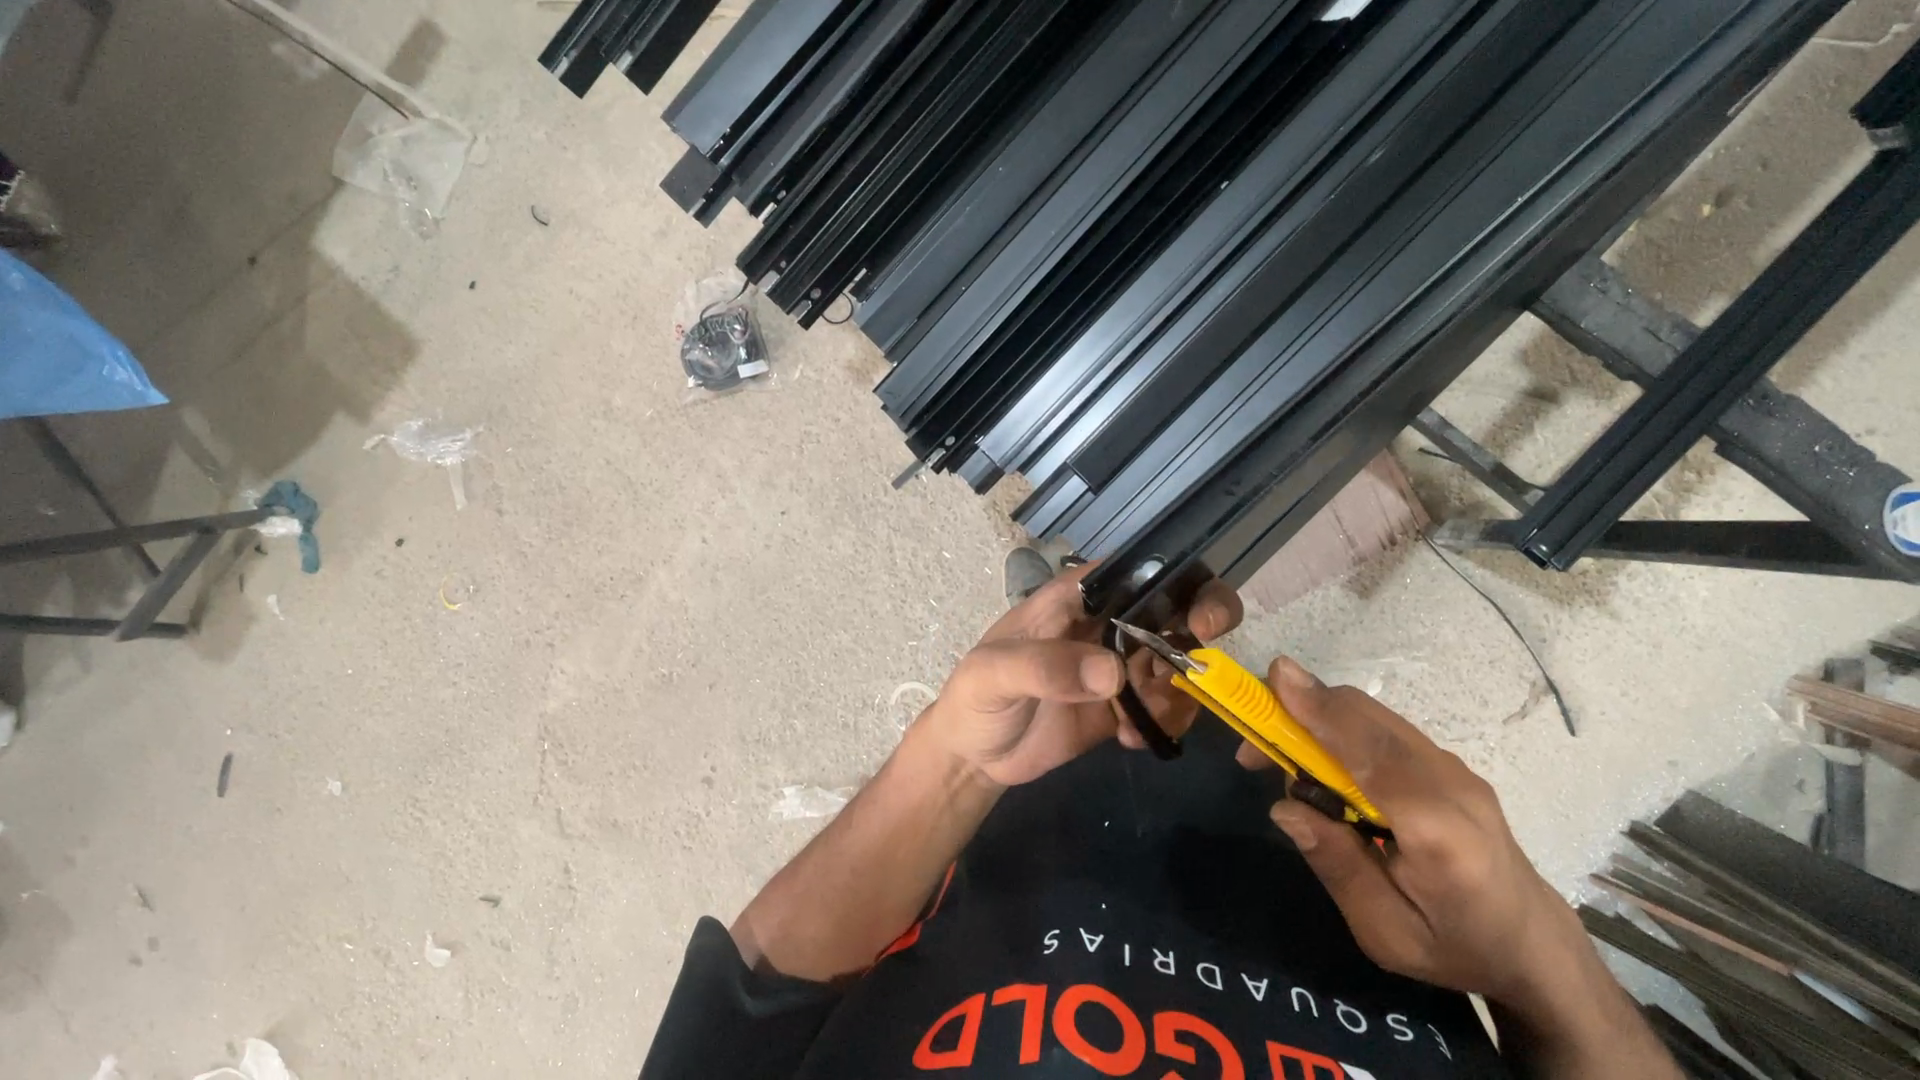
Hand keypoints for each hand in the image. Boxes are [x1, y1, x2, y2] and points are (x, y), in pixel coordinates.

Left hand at [917, 561, 1243, 787]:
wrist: (972, 757)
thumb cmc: (974, 698)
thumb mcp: (993, 675)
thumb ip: (1044, 667)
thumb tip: (1112, 672)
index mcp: (1075, 599)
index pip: (1137, 570)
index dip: (1180, 583)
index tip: (1197, 621)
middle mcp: (1106, 624)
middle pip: (1176, 606)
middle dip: (1202, 629)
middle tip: (1199, 669)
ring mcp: (1119, 666)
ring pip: (1180, 659)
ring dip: (1180, 690)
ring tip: (1141, 720)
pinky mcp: (1124, 707)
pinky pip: (1168, 705)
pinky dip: (1165, 722)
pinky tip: (1128, 740)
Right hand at [1242, 658, 1587, 1006]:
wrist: (1531, 943)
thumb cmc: (1454, 946)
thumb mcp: (1386, 934)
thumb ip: (1338, 867)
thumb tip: (1285, 806)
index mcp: (1439, 833)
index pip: (1375, 757)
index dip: (1323, 715)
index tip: (1277, 680)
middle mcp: (1453, 786)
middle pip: (1370, 722)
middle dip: (1304, 711)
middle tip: (1252, 746)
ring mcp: (1455, 769)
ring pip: (1375, 718)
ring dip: (1319, 718)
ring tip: (1277, 755)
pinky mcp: (1448, 764)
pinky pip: (1385, 730)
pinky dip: (1340, 728)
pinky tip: (1319, 762)